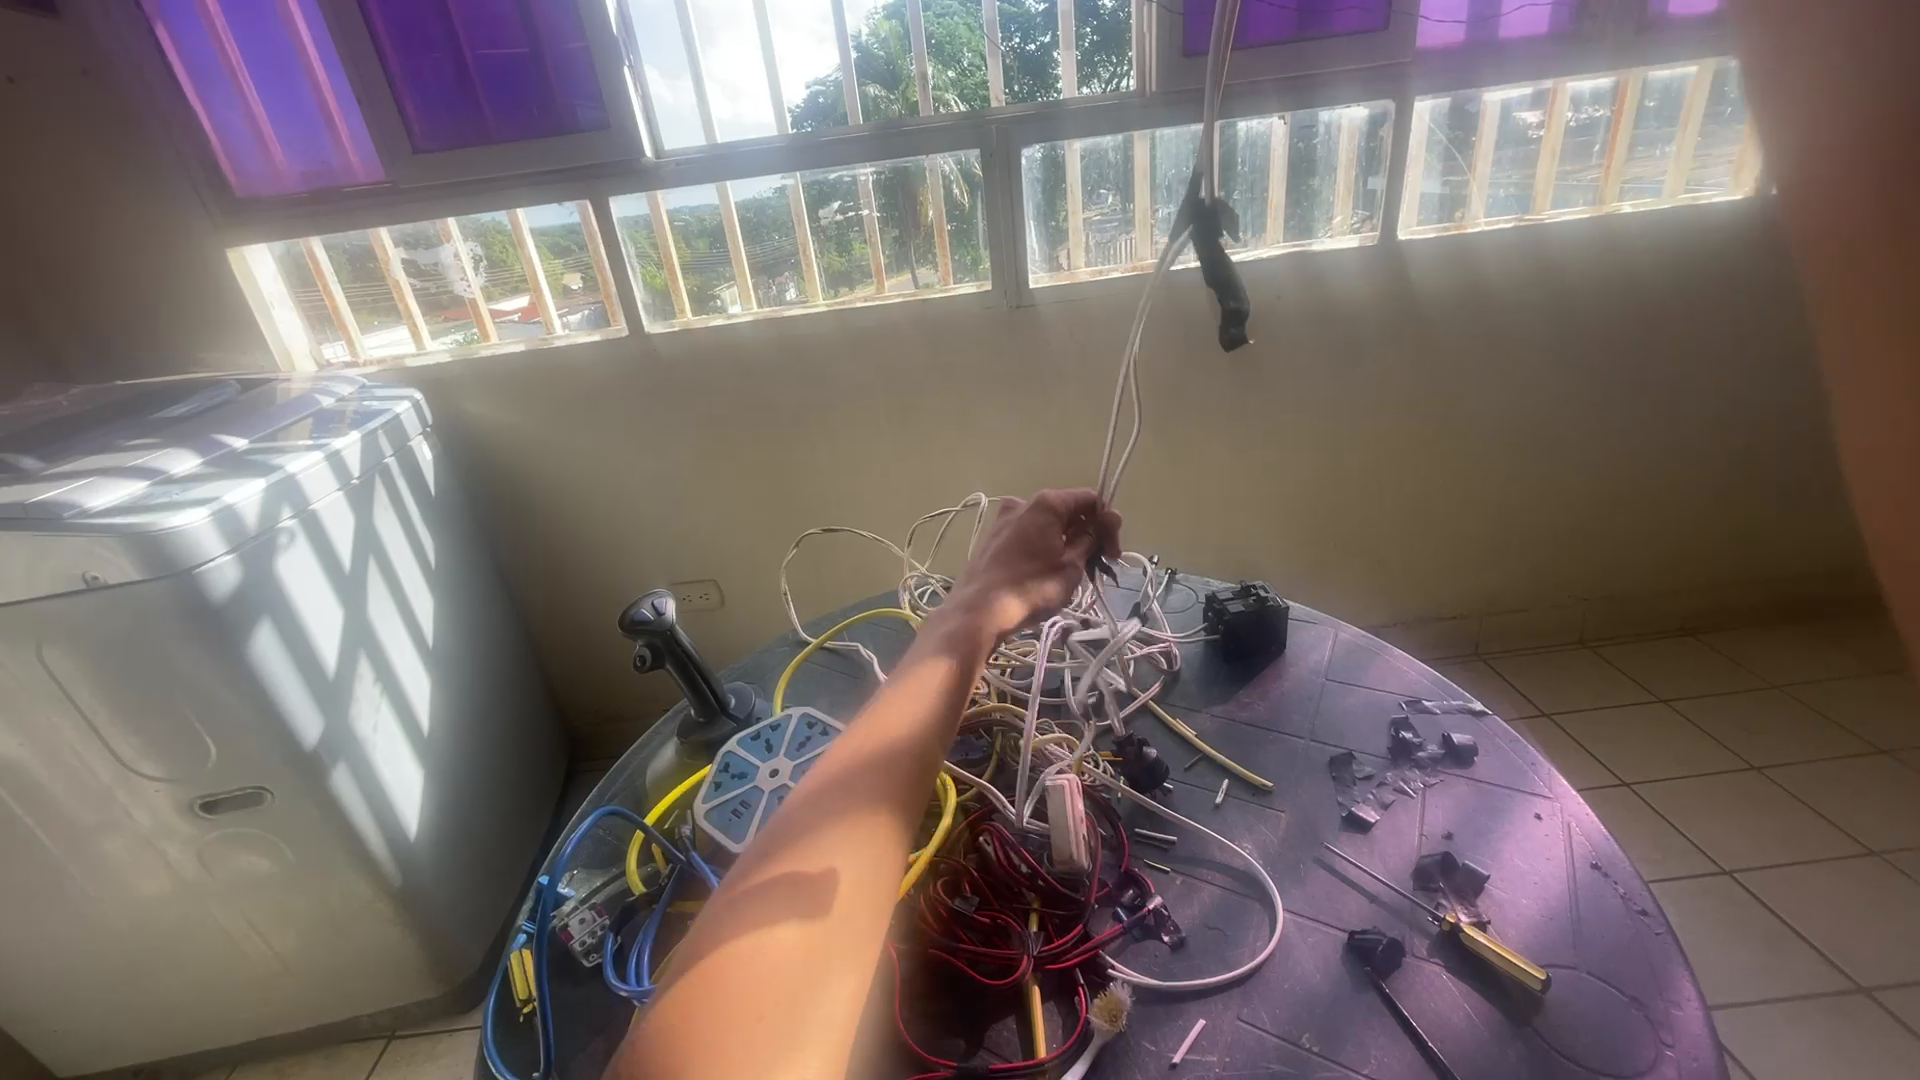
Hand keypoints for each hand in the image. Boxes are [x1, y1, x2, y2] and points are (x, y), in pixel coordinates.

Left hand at [942, 489, 1122, 640]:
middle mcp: (1023, 502)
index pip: (1090, 500)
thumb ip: (1092, 538)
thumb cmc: (1031, 588)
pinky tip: (1047, 573)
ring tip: (1072, 575)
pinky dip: (1044, 548)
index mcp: (1046, 503)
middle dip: (1087, 535)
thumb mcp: (1071, 565)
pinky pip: (1028, 536)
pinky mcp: (992, 538)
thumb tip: (1107, 519)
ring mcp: (1004, 519)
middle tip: (1097, 567)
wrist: (978, 611)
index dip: (1107, 524)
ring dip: (1066, 543)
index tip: (1112, 554)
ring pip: (1046, 525)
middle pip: (1067, 511)